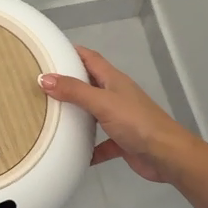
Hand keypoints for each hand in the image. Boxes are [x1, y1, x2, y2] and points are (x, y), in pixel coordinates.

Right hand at [40, 46, 196, 183]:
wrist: (167, 156)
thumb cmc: (136, 122)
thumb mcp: (102, 103)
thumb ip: (74, 91)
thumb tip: (43, 78)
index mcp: (113, 80)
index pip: (89, 58)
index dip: (71, 52)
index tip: (47, 52)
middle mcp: (116, 96)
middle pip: (88, 84)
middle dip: (67, 84)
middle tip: (39, 86)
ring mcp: (119, 118)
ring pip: (92, 113)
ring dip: (75, 115)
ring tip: (49, 116)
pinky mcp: (121, 141)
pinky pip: (100, 142)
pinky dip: (87, 148)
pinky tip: (72, 153)